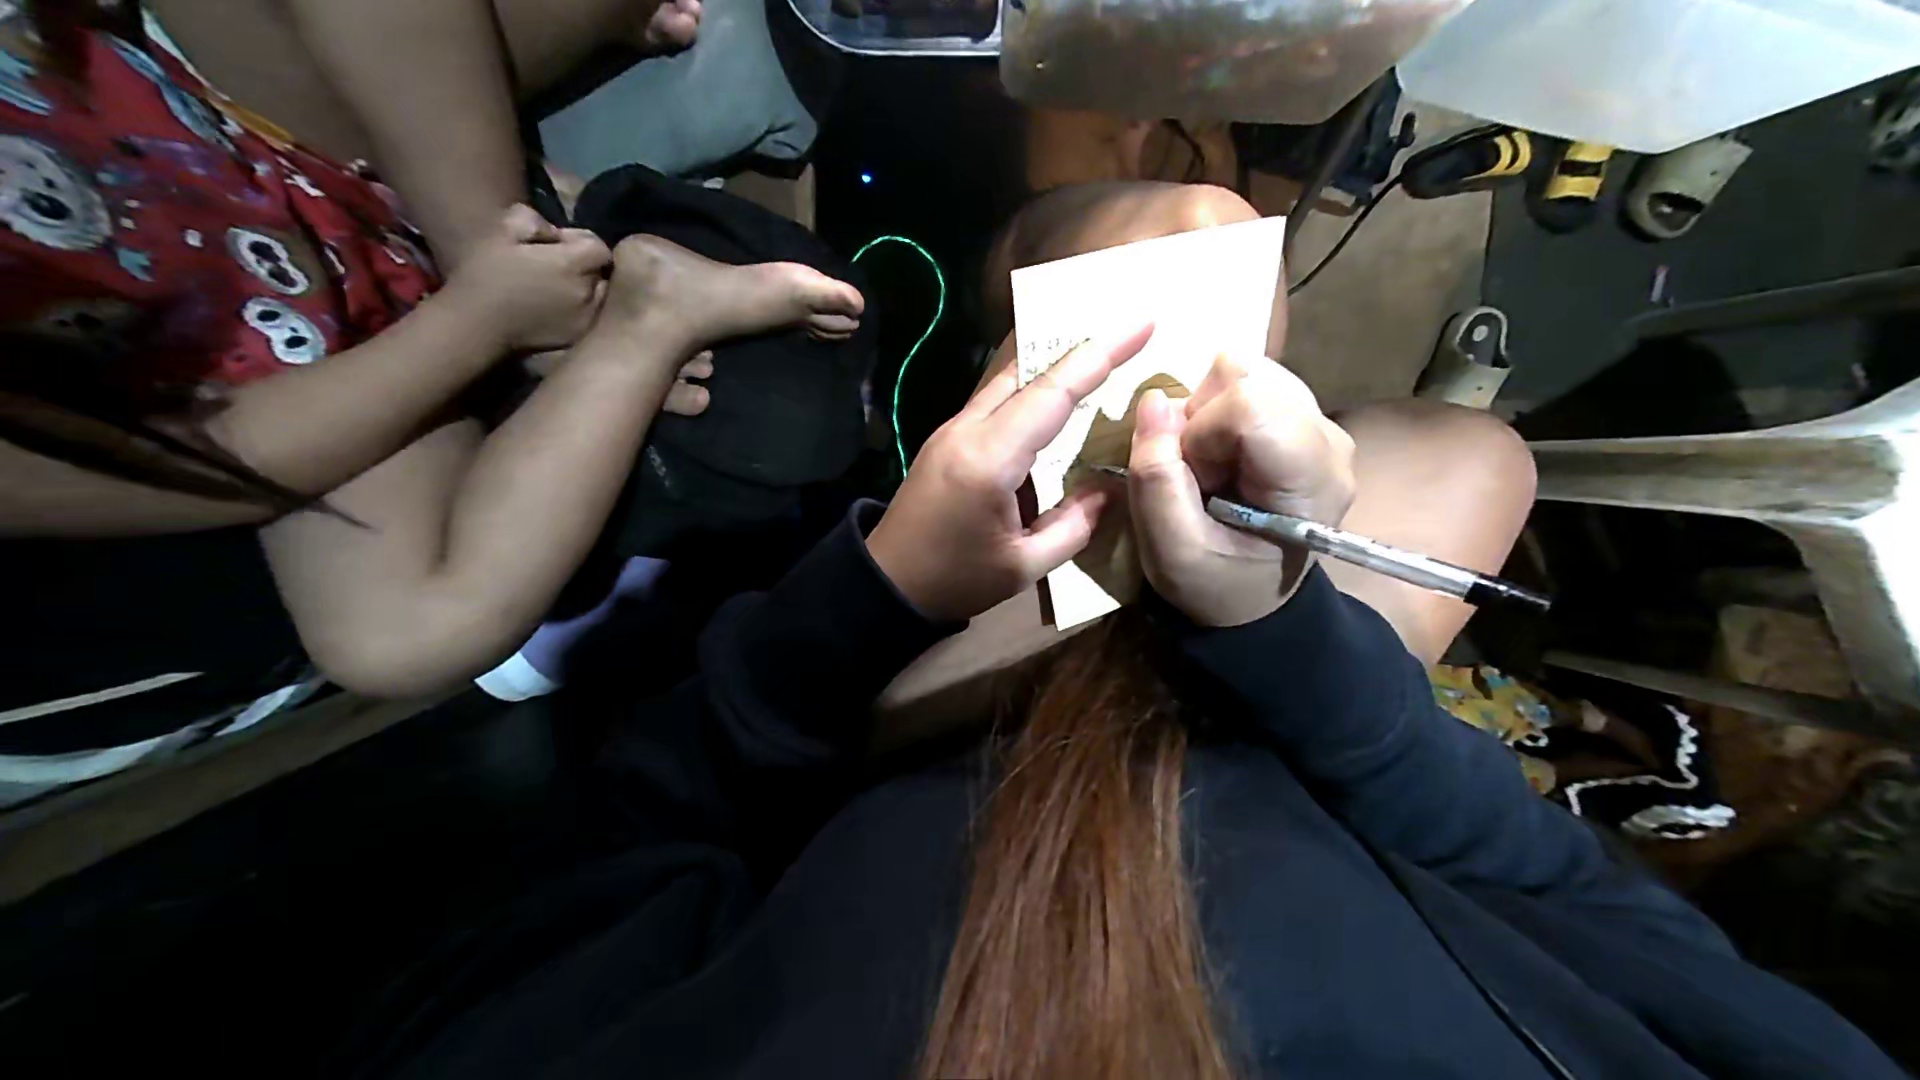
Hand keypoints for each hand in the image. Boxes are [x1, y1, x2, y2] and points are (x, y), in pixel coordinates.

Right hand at [447, 204, 610, 351]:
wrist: (479, 325)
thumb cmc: (486, 274)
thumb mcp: (502, 231)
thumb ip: (534, 220)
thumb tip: (555, 232)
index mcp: (571, 264)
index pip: (600, 247)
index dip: (581, 241)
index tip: (557, 244)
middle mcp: (589, 292)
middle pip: (602, 272)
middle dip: (585, 265)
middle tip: (557, 266)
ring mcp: (589, 317)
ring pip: (602, 295)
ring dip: (588, 288)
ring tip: (559, 288)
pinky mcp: (582, 336)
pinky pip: (593, 316)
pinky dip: (583, 309)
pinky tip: (557, 307)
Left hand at [866, 325, 1155, 621]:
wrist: (887, 583)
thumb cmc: (954, 580)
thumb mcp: (1023, 566)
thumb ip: (1073, 527)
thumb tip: (1107, 489)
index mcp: (989, 460)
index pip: (1053, 394)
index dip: (1100, 356)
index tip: (1141, 324)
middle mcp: (967, 431)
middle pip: (1027, 373)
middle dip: (1080, 350)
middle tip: (1128, 336)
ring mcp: (951, 430)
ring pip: (1007, 381)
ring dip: (1053, 367)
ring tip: (1098, 360)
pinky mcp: (945, 439)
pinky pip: (993, 400)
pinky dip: (1029, 390)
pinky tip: (1052, 401)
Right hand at [1128, 355, 1355, 626]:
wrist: (1251, 598)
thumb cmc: (1214, 582)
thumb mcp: (1170, 550)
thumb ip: (1156, 479)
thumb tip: (1153, 400)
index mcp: (1310, 480)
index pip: (1250, 405)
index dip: (1202, 433)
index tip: (1196, 478)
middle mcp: (1329, 439)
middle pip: (1246, 381)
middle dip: (1202, 422)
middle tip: (1200, 476)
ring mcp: (1320, 423)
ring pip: (1243, 374)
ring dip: (1207, 417)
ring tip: (1212, 469)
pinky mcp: (1302, 415)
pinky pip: (1246, 383)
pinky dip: (1217, 415)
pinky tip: (1224, 457)